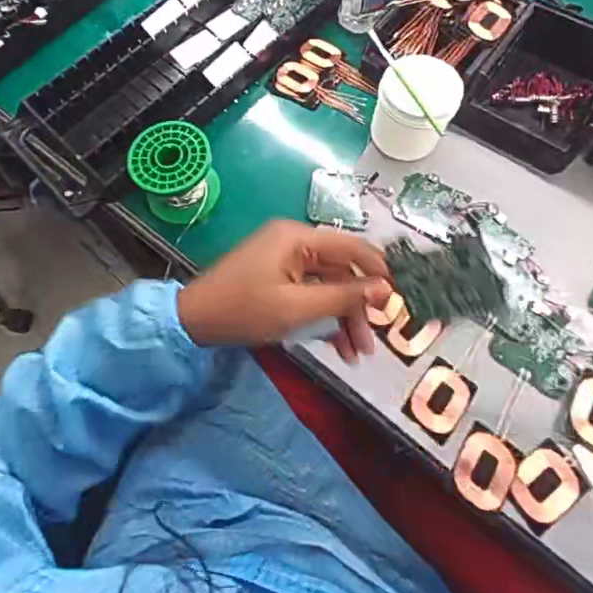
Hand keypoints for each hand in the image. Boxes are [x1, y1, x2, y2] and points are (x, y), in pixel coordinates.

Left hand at [176, 220, 390, 361]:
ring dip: (342, 317)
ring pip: (327, 286)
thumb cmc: (243, 309)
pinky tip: (336, 346)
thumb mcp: (297, 308)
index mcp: (296, 238)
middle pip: (340, 271)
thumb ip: (342, 298)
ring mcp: (283, 260)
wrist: (194, 320)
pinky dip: (322, 316)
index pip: (351, 246)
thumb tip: (384, 289)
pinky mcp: (276, 277)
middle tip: (370, 343)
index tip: (398, 301)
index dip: (377, 271)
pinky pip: (309, 292)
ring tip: (355, 355)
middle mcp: (292, 242)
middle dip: (357, 308)